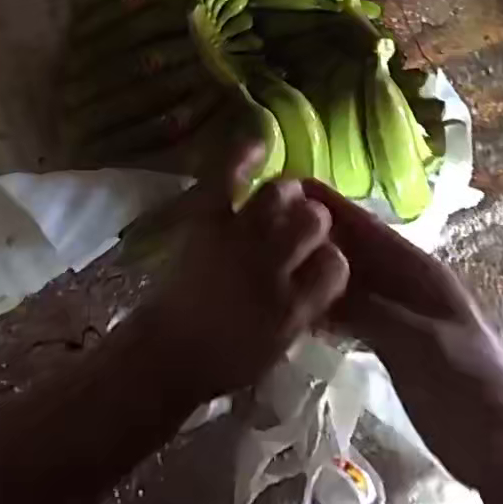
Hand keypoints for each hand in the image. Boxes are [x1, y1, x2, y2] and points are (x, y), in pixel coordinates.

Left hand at [128, 143, 349, 401]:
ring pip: (279, 194)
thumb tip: (325, 264)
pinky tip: (260, 146)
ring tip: (286, 198)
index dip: (335, 258)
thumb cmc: (226, 357)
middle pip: (313, 220)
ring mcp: (238, 238)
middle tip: (306, 226)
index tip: (325, 260)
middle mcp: (271, 266)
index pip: (336, 265)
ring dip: (289, 192)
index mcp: (293, 306)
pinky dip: (243, 158)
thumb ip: (309, 301)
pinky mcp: (207, 221)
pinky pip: (229, 179)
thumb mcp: (281, 343)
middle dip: (316, 219)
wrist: (166, 353)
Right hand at [302, 182, 502, 491]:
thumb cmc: (466, 387)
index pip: (366, 225)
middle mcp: (408, 284)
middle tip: (264, 226)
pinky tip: (300, 312)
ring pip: (352, 281)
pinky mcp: (397, 344)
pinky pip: (354, 314)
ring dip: (318, 270)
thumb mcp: (416, 342)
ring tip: (272, 264)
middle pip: (356, 250)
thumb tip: (318, 281)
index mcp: (419, 271)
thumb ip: (369, 308)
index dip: (330, 204)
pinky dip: (329, 308)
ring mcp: (402, 315)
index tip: (288, 186)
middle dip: (317, 234)